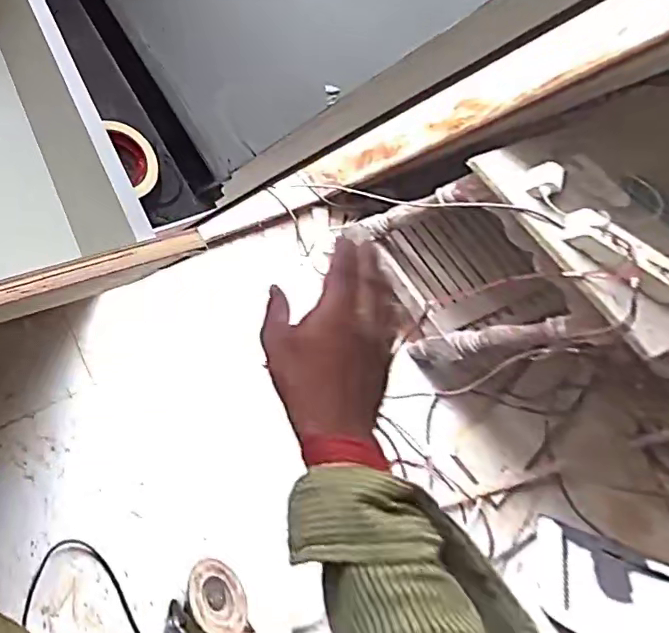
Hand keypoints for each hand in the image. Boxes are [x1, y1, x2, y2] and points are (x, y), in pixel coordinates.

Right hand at [259, 237, 398, 444]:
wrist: (337, 428)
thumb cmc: (304, 388)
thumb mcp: (275, 343)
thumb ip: (276, 311)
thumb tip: (276, 292)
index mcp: (334, 315)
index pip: (343, 275)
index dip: (345, 254)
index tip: (346, 240)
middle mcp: (362, 325)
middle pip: (371, 284)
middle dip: (369, 261)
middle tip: (368, 245)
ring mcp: (377, 343)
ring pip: (387, 303)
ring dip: (384, 281)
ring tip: (383, 268)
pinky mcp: (385, 361)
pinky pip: (393, 326)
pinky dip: (392, 309)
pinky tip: (393, 308)